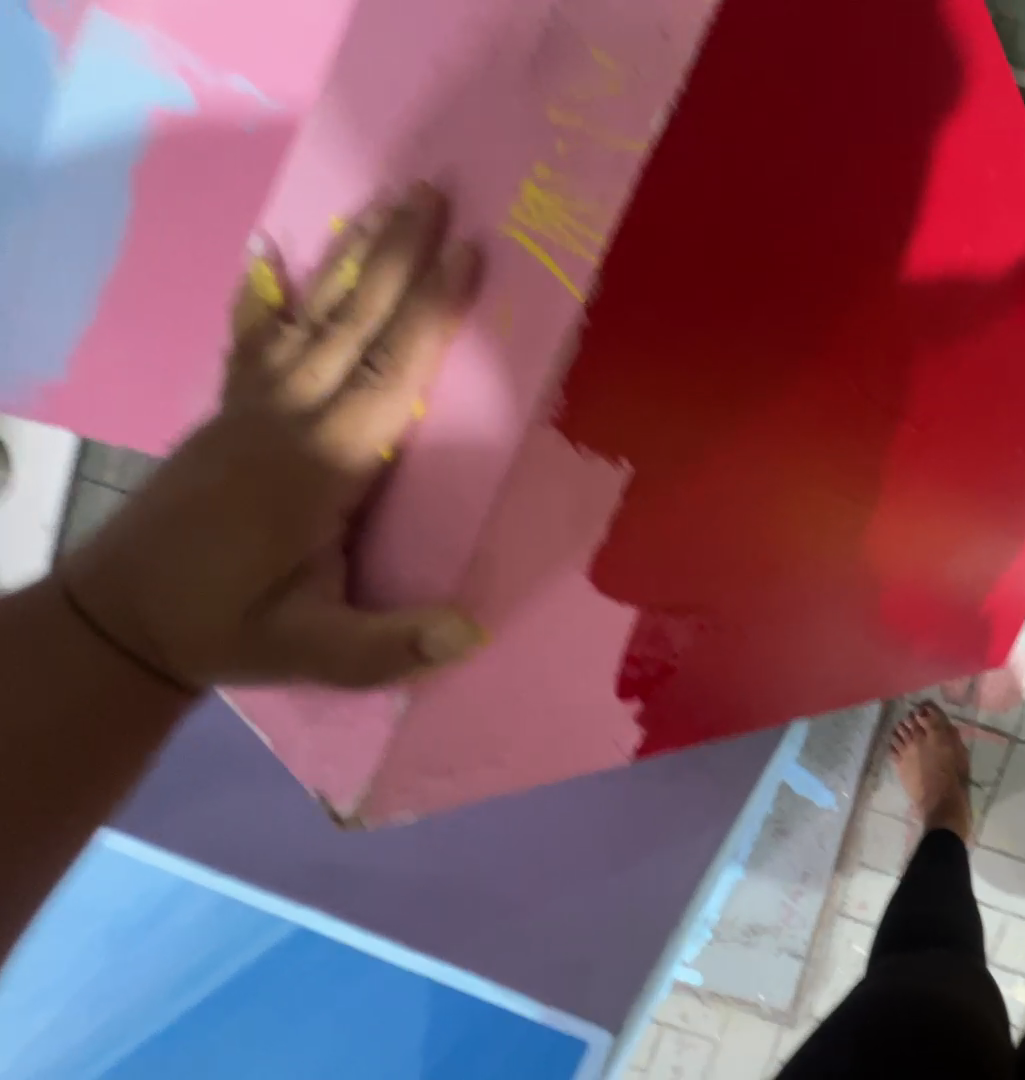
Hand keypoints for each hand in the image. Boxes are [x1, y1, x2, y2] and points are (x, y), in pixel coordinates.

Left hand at [60, 183, 487, 689]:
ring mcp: (251, 409)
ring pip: (309, 317)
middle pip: (352, 324)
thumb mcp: (314, 651)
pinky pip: (258, 337)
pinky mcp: (233, 413)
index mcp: (319, 466)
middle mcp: (285, 419)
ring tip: (390, 206)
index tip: (467, 256)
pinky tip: (280, 251)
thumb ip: (388, 644)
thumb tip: (471, 630)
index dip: (431, 314)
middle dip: (398, 258)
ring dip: (354, 259)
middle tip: (436, 195)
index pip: (390, 375)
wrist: (120, 621)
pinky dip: (272, 290)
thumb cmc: (233, 630)